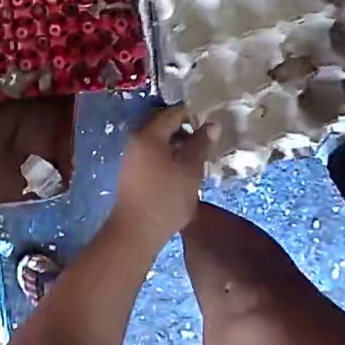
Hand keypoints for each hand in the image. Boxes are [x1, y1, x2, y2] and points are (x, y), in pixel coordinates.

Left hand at [109, 106, 210, 243]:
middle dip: (187, 129)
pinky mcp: (132, 171)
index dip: (194, 114)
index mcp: (149, 135)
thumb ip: (200, 144)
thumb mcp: (189, 170)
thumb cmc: (166, 198)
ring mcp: (132, 156)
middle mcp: (136, 140)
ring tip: (198, 156)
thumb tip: (212, 125)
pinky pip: (153, 153)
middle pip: (165, 125)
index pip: (174, 113)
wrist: (136, 231)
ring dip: (179, 144)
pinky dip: (169, 155)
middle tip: (208, 139)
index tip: (212, 121)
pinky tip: (183, 168)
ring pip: (159, 141)